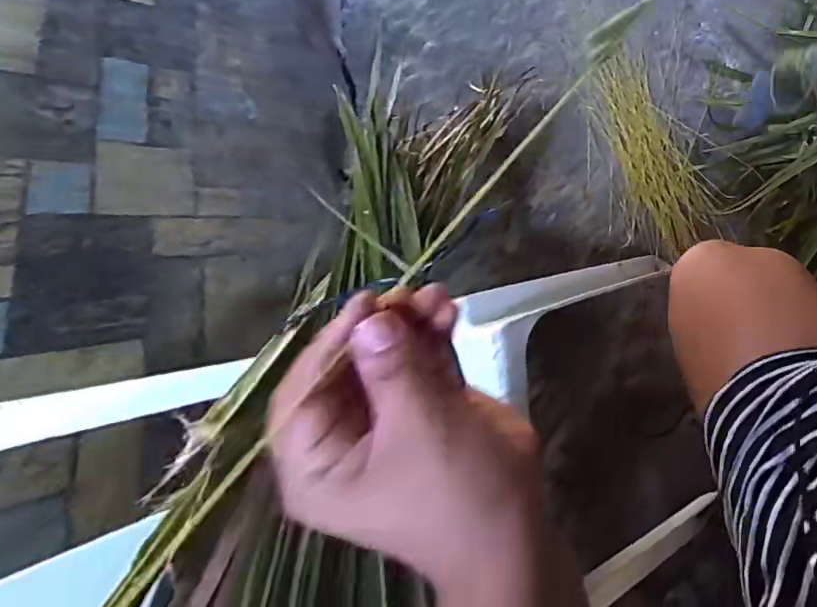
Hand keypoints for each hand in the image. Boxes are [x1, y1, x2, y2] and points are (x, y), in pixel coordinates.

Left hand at [267, 286, 556, 596]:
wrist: (511, 521)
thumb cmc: (451, 490)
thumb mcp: (418, 431)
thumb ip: (393, 372)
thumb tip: (371, 320)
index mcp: (318, 462)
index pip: (305, 393)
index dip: (329, 345)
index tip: (364, 305)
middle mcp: (348, 436)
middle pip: (351, 367)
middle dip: (378, 328)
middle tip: (406, 294)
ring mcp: (394, 417)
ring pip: (391, 357)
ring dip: (411, 323)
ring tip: (437, 296)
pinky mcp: (432, 404)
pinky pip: (424, 360)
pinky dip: (434, 334)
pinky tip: (448, 310)